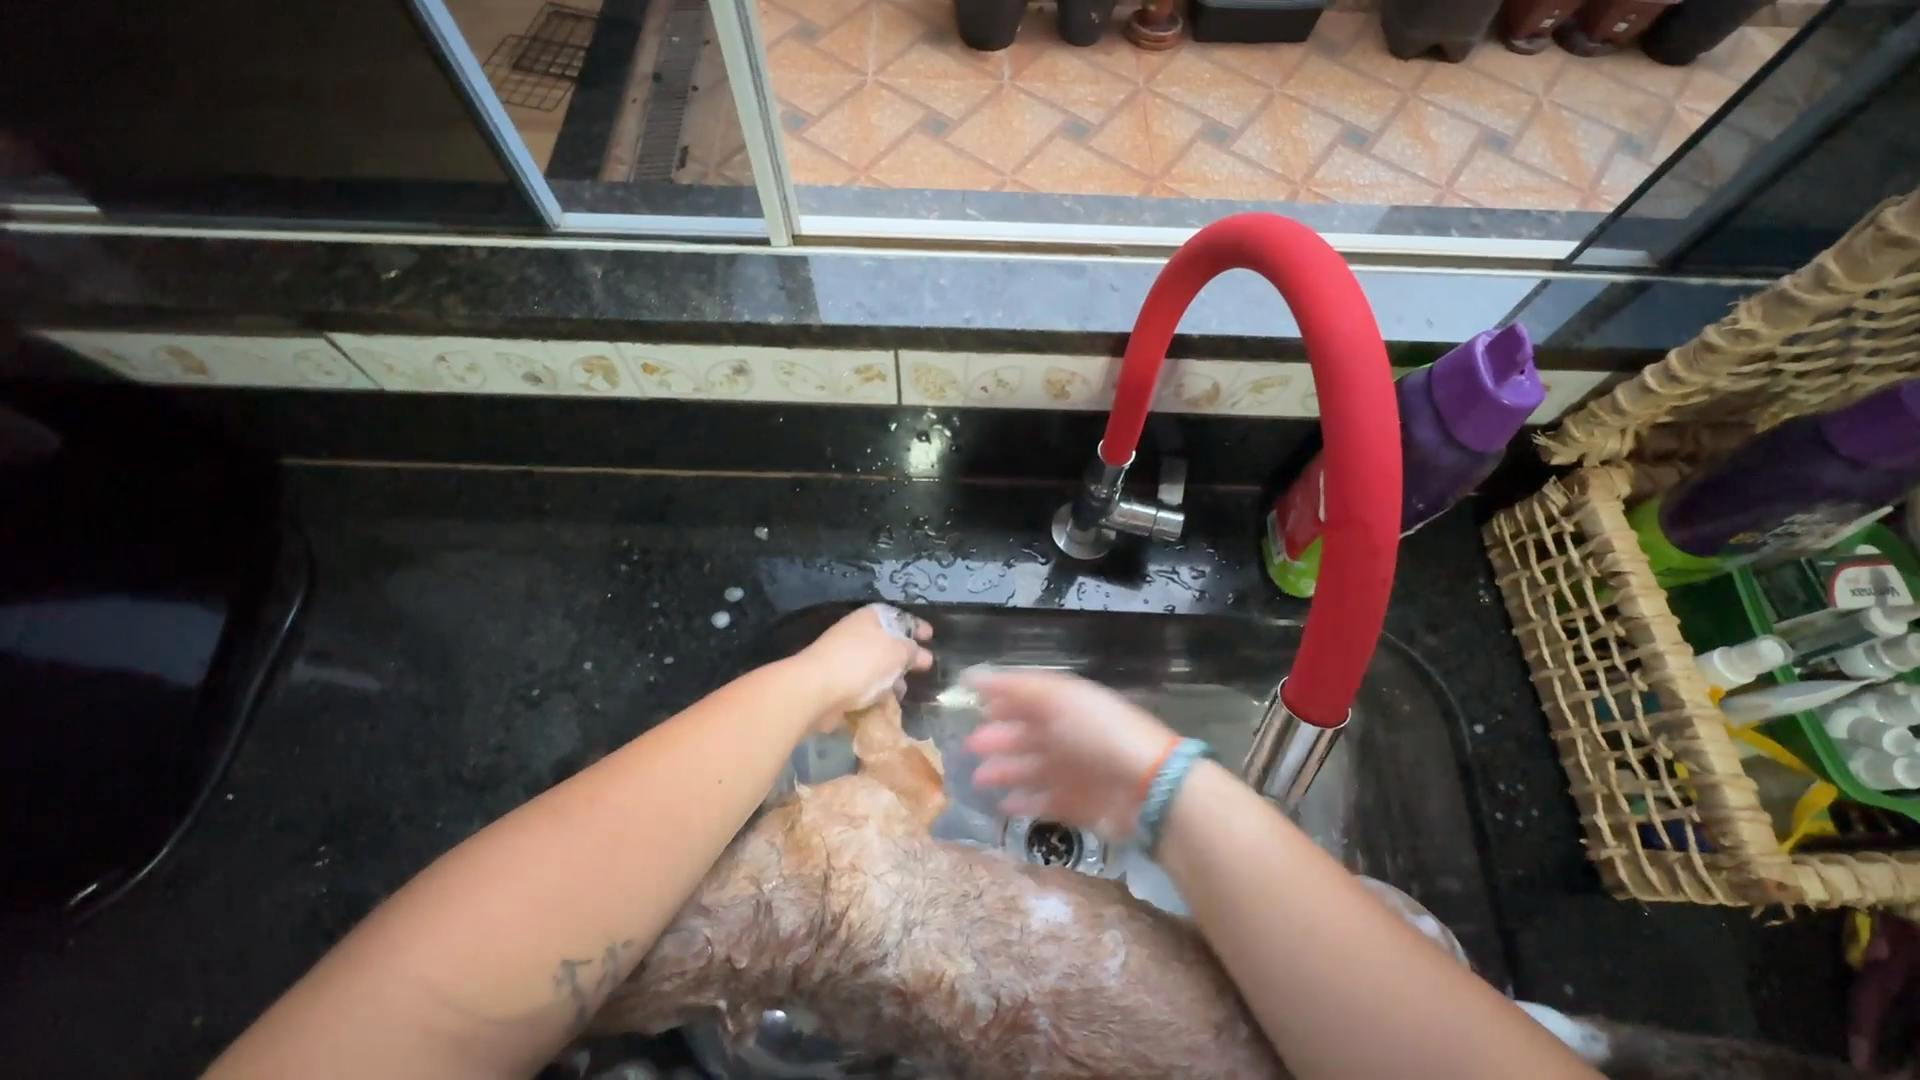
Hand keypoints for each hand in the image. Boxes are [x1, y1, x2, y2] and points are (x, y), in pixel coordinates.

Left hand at [795, 604, 933, 726]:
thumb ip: (913, 652)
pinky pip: (863, 685)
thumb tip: (923, 655)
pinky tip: (886, 703)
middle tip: (922, 667)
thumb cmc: (861, 663)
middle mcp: (857, 633)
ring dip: (891, 677)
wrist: (815, 689)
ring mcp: (844, 657)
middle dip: (905, 655)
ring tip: (904, 691)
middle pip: (888, 641)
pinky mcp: (836, 681)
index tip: (931, 637)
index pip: (899, 617)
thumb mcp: (897, 652)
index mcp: (871, 618)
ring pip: (876, 665)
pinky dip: (875, 692)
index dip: (916, 626)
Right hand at [962, 668, 1177, 841]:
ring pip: (1030, 769)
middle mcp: (1070, 735)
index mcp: (1067, 705)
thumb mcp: (1058, 699)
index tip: (973, 707)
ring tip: (980, 778)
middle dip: (998, 739)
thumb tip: (973, 677)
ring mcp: (1074, 771)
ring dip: (1004, 771)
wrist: (1145, 785)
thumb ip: (1015, 688)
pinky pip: (1044, 802)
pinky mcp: (1078, 804)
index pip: (1029, 699)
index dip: (1001, 701)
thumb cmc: (1098, 733)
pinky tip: (1004, 804)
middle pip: (1027, 735)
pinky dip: (1023, 803)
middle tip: (970, 747)